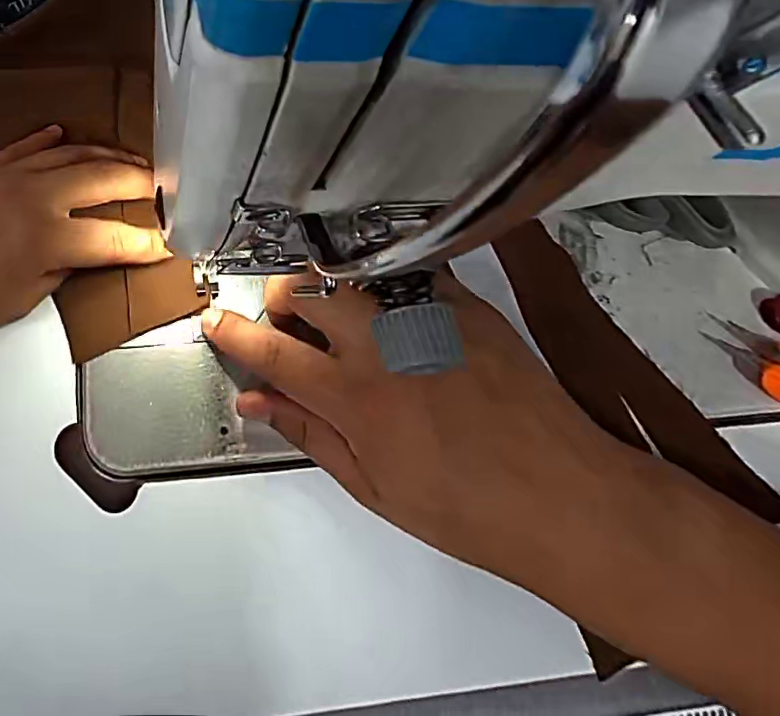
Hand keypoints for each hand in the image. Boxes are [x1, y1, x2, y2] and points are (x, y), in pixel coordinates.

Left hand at [0, 126, 169, 388]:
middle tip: (162, 189)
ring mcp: (5, 174)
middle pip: (102, 176)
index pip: (114, 237)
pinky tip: (65, 136)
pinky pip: (25, 146)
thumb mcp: (12, 302)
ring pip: (69, 152)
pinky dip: (52, 141)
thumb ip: (55, 271)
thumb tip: (76, 253)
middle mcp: (33, 194)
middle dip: (140, 182)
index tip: (165, 246)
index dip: (146, 243)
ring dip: (106, 154)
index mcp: (46, 236)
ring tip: (130, 161)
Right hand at [203, 270, 653, 588]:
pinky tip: (391, 319)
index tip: (217, 322)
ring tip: (338, 324)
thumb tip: (259, 404)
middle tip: (288, 330)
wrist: (563, 495)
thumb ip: (307, 432)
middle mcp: (386, 346)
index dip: (233, 333)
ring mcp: (425, 317)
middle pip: (302, 291)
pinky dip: (381, 288)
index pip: (271, 351)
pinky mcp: (463, 304)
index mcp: (356, 398)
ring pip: (346, 274)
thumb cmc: (472, 506)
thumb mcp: (371, 484)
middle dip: (278, 303)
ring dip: (324, 290)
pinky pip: (403, 275)